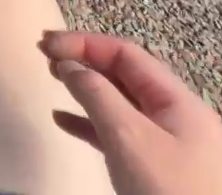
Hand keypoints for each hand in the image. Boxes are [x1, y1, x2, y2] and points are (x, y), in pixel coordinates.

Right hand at [40, 30, 221, 194]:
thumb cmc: (171, 191)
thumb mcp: (129, 136)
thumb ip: (95, 93)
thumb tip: (69, 65)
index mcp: (178, 102)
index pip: (126, 53)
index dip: (83, 42)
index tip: (45, 45)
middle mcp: (177, 118)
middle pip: (124, 75)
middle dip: (83, 60)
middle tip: (43, 56)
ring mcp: (171, 147)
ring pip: (120, 103)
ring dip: (84, 88)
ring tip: (51, 80)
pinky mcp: (160, 171)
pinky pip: (119, 133)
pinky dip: (89, 121)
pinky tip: (64, 121)